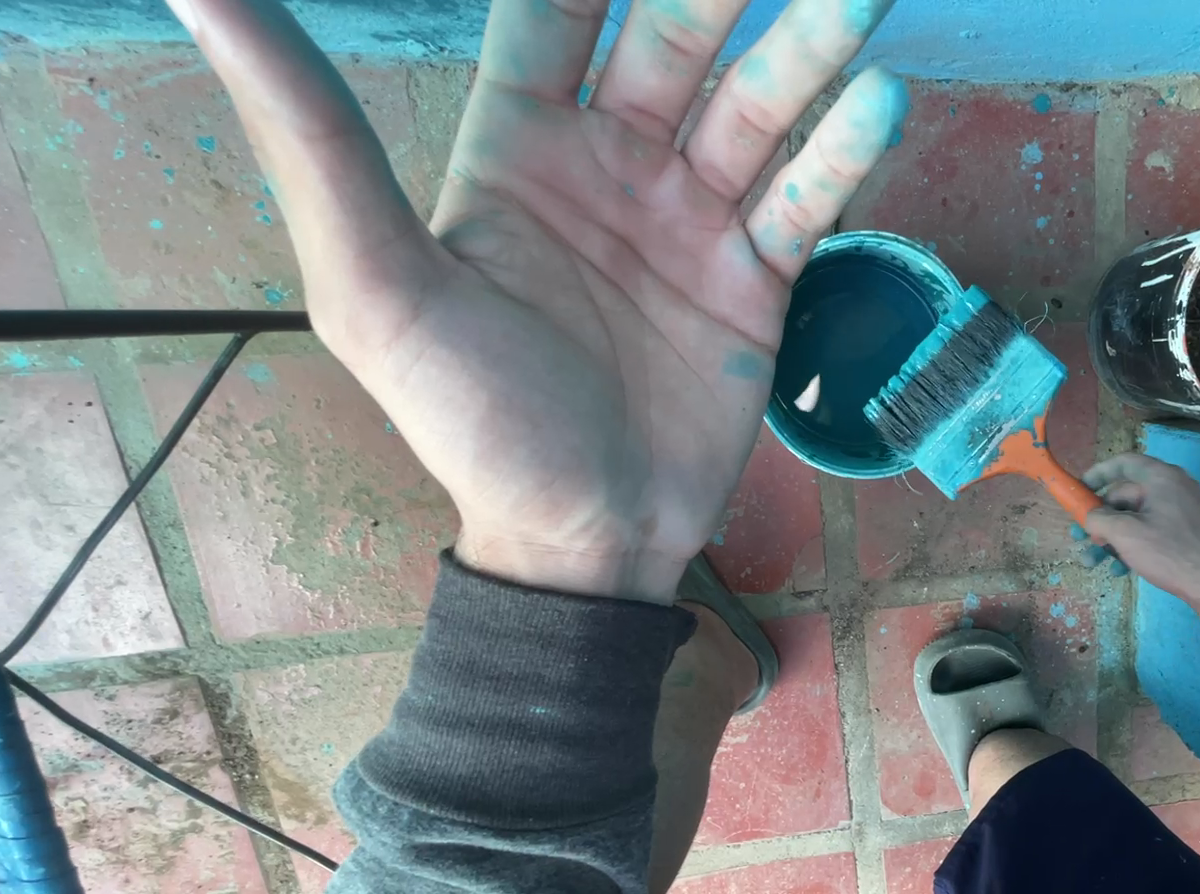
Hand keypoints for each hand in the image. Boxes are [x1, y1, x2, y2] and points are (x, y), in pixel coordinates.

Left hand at [169, 0, 909, 601]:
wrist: (590, 535)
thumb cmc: (482, 428)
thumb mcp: (382, 296)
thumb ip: (320, 145)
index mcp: (521, 152)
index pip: (555, 10)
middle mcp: (616, 171)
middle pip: (675, 45)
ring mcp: (696, 226)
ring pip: (756, 116)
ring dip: (807, 57)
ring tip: (860, 4)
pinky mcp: (758, 285)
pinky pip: (802, 207)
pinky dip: (839, 159)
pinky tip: (880, 105)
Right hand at [1080, 454, 1199, 668]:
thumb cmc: (1171, 552)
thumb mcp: (1126, 534)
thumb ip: (1099, 519)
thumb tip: (1090, 517)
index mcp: (1161, 477)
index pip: (1123, 463)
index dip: (1097, 473)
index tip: (1078, 490)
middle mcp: (1173, 488)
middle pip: (1126, 496)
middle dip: (1099, 519)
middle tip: (1079, 538)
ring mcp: (1182, 512)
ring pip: (1136, 519)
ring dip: (1111, 539)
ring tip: (1091, 562)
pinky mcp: (1187, 535)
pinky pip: (1151, 533)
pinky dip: (1132, 547)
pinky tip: (1118, 570)